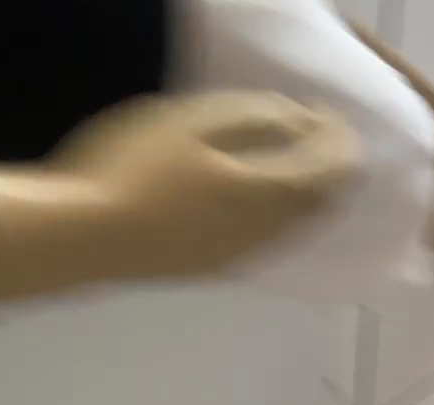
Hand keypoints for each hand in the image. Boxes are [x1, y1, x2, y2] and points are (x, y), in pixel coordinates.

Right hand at [53, 91, 361, 277]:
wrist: (95, 237)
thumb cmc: (137, 170)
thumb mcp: (190, 123)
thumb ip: (251, 117)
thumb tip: (296, 118)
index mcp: (273, 193)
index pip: (332, 169)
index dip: (338, 139)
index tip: (326, 112)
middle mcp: (277, 229)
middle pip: (327, 198)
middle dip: (331, 163)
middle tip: (317, 131)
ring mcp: (256, 251)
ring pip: (306, 220)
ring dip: (312, 188)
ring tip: (299, 157)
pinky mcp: (233, 263)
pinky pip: (281, 234)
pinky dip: (290, 208)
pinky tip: (269, 192)